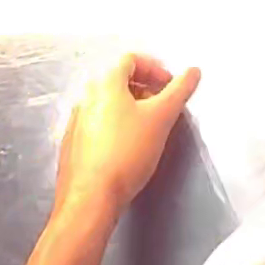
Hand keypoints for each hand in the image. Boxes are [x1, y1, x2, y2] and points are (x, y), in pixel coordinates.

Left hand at [53, 53, 199, 217]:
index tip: (169, 84)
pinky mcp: (71, 149)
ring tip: (148, 126)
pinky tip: (127, 148)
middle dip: (145, 88)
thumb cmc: (128, 152)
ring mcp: (74, 125)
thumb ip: (180, 89)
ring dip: (131, 108)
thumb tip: (193, 71)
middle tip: (162, 104)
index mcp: (105, 85)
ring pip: (108, 104)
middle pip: (119, 81)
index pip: (131, 60)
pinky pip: (97, 125)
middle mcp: (85, 100)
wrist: (89, 204)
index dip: (155, 67)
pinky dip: (116, 126)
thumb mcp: (163, 116)